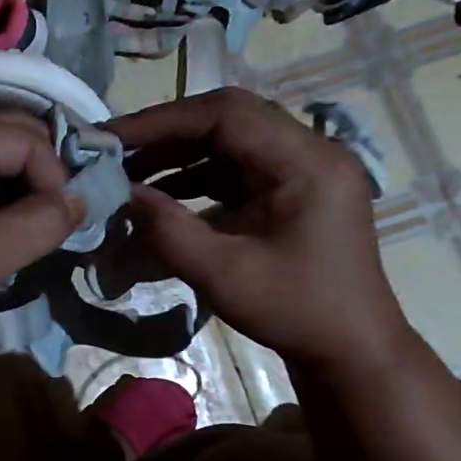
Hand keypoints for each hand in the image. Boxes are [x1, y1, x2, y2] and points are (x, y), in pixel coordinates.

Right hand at [106, 88, 411, 368]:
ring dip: (175, 153)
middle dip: (164, 133)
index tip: (111, 140)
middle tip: (113, 152)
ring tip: (127, 174)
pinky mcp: (289, 189)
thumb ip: (167, 229)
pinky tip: (158, 195)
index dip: (162, 121)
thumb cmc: (292, 310)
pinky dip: (191, 175)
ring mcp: (300, 169)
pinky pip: (233, 166)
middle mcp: (309, 152)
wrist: (349, 346)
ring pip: (227, 140)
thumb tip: (121, 194)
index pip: (226, 115)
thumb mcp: (221, 272)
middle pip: (227, 118)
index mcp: (306, 162)